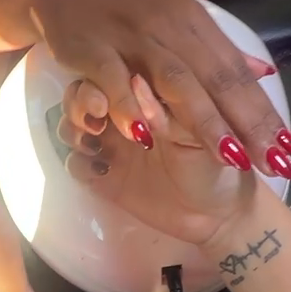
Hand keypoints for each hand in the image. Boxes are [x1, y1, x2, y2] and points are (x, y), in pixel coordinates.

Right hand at [3, 0, 290, 178]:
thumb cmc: (122, 7)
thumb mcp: (176, 18)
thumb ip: (216, 49)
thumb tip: (265, 73)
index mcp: (193, 21)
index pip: (237, 73)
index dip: (264, 113)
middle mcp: (169, 26)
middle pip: (216, 79)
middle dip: (249, 124)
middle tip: (275, 164)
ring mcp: (130, 36)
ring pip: (175, 81)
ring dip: (204, 121)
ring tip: (231, 157)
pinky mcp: (92, 47)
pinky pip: (113, 80)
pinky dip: (129, 107)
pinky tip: (145, 137)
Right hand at [66, 75, 261, 247]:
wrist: (216, 217)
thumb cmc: (219, 167)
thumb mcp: (197, 137)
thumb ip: (166, 111)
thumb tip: (135, 80)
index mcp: (150, 96)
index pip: (117, 73)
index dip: (105, 78)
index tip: (109, 95)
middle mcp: (124, 114)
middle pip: (83, 93)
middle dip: (80, 101)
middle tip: (94, 119)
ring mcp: (110, 144)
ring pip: (71, 123)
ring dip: (73, 128)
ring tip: (92, 142)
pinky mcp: (100, 175)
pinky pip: (73, 161)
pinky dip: (79, 161)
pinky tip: (101, 170)